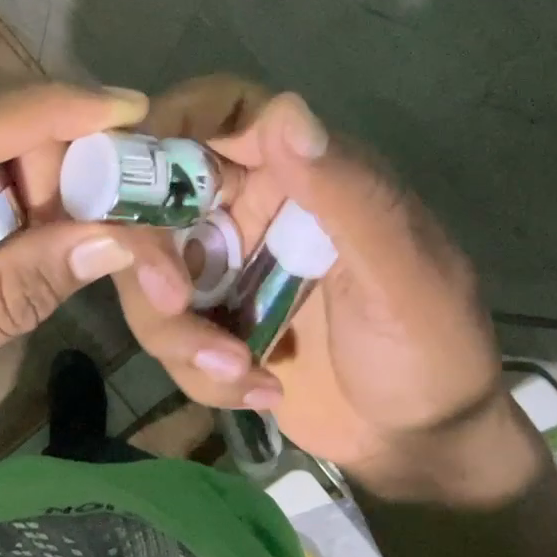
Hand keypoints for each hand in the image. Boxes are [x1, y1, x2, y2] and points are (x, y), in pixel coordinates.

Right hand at [114, 76, 513, 497]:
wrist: (418, 447)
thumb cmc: (432, 351)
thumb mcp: (400, 275)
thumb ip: (345, 194)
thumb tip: (284, 109)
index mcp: (298, 173)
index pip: (219, 113)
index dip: (165, 120)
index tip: (124, 163)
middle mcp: (247, 208)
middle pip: (154, 197)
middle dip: (149, 255)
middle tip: (175, 304)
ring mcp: (219, 267)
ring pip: (144, 273)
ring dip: (178, 333)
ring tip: (242, 374)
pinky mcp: (203, 320)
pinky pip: (161, 328)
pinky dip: (197, 369)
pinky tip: (257, 391)